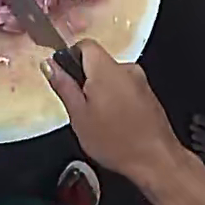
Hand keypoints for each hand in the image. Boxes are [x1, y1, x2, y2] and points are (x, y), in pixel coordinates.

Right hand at [44, 40, 189, 184]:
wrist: (155, 159)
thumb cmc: (115, 141)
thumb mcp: (79, 115)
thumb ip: (64, 85)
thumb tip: (49, 64)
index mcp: (106, 69)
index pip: (85, 45)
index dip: (71, 58)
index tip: (66, 79)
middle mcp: (126, 69)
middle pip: (98, 62)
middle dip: (86, 80)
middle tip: (81, 108)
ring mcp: (140, 81)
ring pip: (111, 77)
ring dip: (102, 92)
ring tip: (99, 120)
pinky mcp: (148, 94)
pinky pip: (125, 88)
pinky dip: (116, 100)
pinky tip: (115, 123)